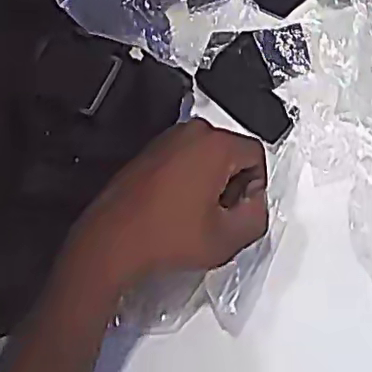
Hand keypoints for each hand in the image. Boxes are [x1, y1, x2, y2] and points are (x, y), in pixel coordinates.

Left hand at [59, 119, 268, 293]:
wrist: (115, 236)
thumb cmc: (162, 234)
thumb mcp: (226, 239)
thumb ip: (256, 217)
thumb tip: (257, 205)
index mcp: (215, 144)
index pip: (257, 154)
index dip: (256, 187)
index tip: (243, 208)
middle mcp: (192, 132)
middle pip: (233, 152)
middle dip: (233, 183)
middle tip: (220, 216)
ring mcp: (170, 138)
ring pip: (209, 155)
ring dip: (211, 182)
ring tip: (196, 216)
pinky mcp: (155, 148)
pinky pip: (187, 157)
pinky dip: (190, 179)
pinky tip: (178, 209)